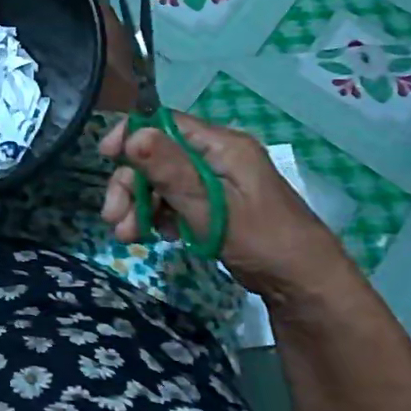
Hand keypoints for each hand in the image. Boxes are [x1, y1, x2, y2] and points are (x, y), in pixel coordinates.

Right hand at [100, 112, 356, 306]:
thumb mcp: (211, 206)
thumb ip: (171, 171)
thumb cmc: (262, 241)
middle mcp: (216, 157)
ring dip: (139, 205)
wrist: (304, 287)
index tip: (105, 157)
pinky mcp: (214, 207)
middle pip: (158, 157)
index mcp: (222, 145)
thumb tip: (133, 133)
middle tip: (113, 218)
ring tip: (127, 236)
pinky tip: (155, 237)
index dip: (132, 135)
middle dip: (131, 184)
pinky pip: (175, 202)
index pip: (166, 123)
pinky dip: (159, 217)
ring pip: (162, 183)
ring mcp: (215, 184)